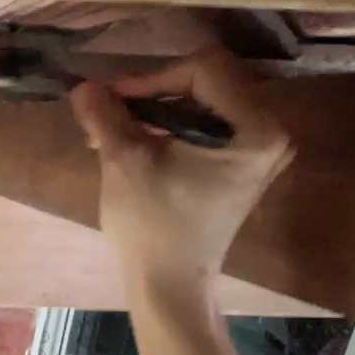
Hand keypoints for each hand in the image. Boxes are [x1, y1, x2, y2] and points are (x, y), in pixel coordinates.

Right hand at [70, 49, 292, 281]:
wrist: (169, 284)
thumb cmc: (152, 225)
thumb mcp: (124, 161)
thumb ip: (105, 116)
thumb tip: (83, 86)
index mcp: (255, 128)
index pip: (203, 70)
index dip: (151, 77)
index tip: (111, 99)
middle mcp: (271, 132)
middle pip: (206, 84)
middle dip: (152, 93)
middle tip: (110, 115)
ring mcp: (259, 151)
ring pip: (202, 105)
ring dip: (156, 111)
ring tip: (114, 133)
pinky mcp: (242, 166)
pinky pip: (206, 127)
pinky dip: (170, 129)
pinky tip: (136, 145)